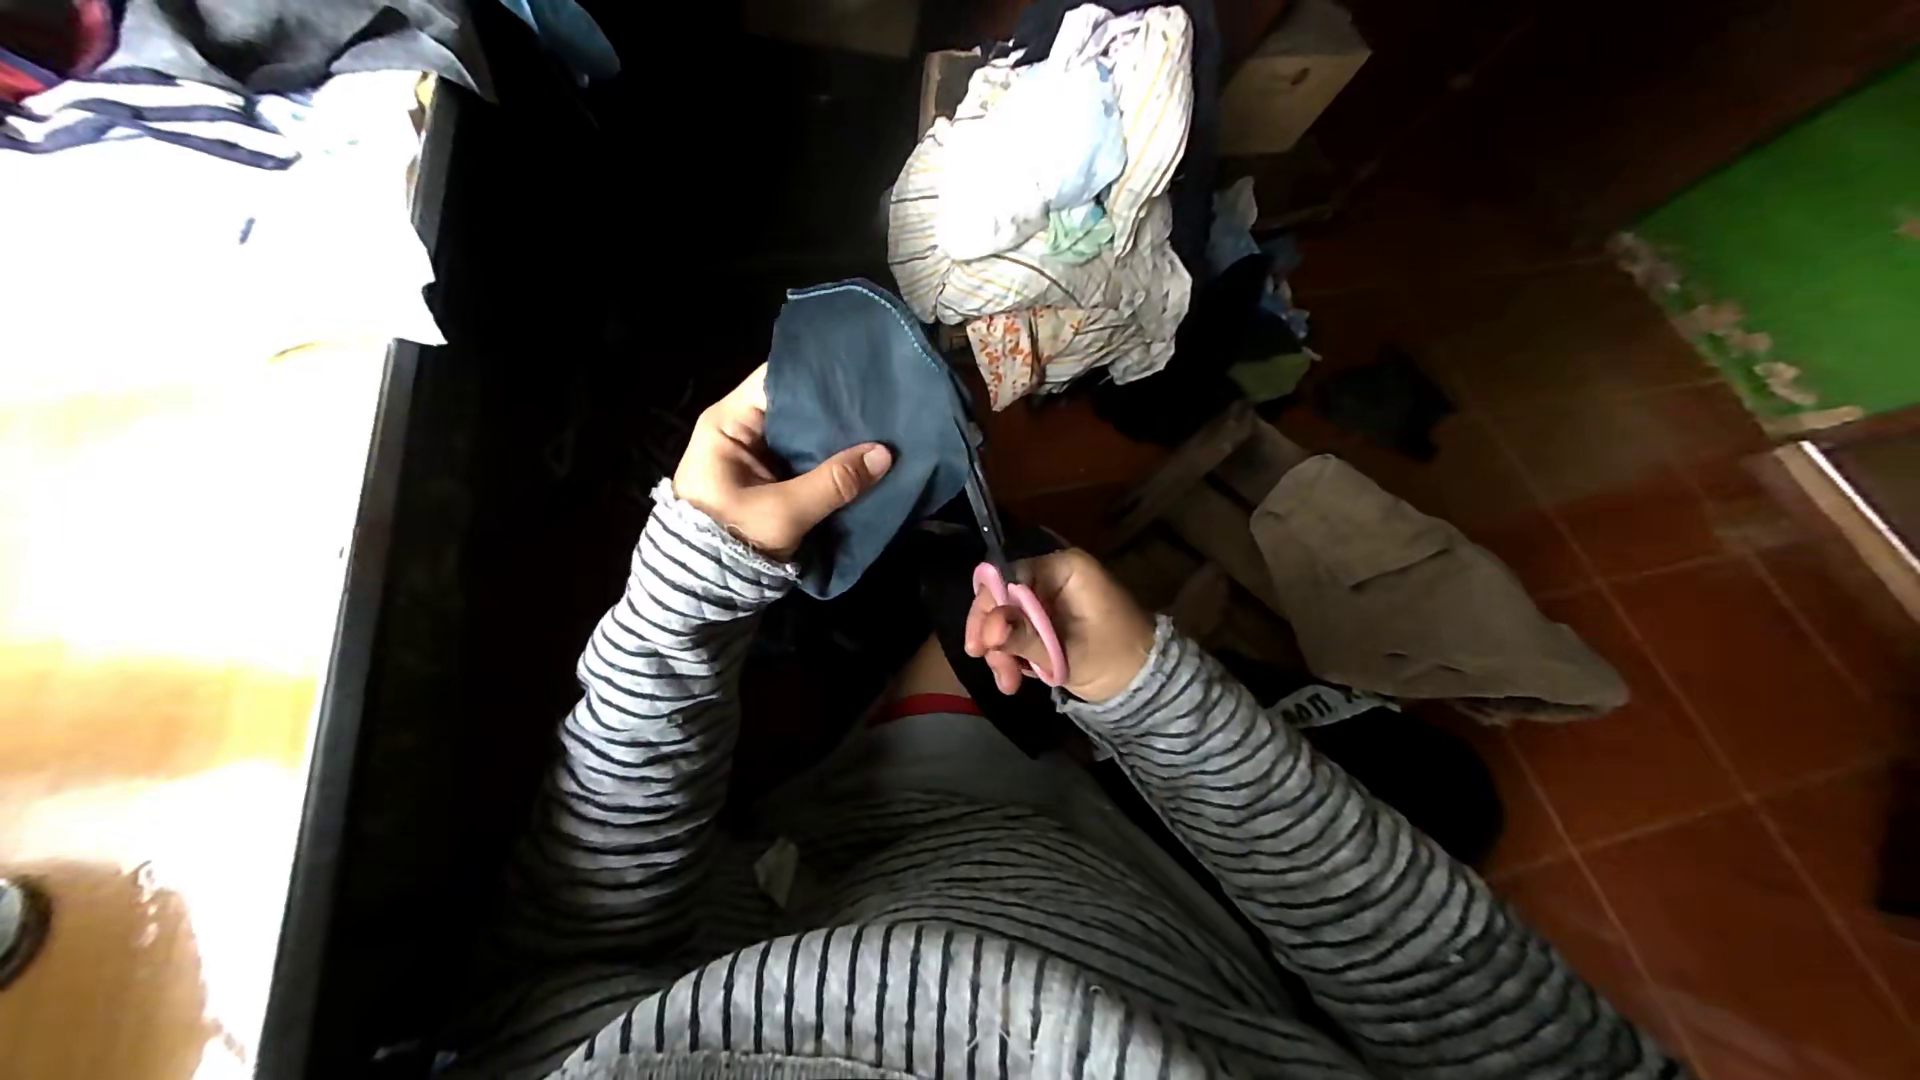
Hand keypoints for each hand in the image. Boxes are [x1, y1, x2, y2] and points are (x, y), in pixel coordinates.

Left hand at [672, 364, 892, 559]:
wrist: (708, 586)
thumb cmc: (734, 539)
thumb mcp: (786, 512)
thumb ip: (834, 482)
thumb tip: (885, 454)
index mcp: (729, 423)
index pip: (776, 380)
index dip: (817, 377)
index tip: (859, 379)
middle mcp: (742, 429)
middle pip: (794, 404)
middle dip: (833, 408)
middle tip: (879, 404)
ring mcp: (757, 453)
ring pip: (803, 431)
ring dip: (835, 434)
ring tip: (880, 426)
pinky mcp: (771, 476)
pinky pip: (804, 456)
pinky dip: (829, 456)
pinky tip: (863, 453)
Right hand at [964, 548, 1155, 702]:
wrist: (1145, 685)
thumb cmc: (1115, 661)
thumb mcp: (1068, 654)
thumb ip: (1026, 638)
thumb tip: (989, 629)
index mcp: (1065, 569)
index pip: (1009, 575)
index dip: (989, 606)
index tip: (979, 644)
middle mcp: (1054, 575)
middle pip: (1003, 596)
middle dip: (993, 634)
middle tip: (990, 666)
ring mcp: (1050, 596)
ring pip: (1006, 616)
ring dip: (1001, 650)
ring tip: (1008, 684)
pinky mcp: (1048, 618)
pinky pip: (1018, 629)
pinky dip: (1012, 653)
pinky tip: (1014, 678)